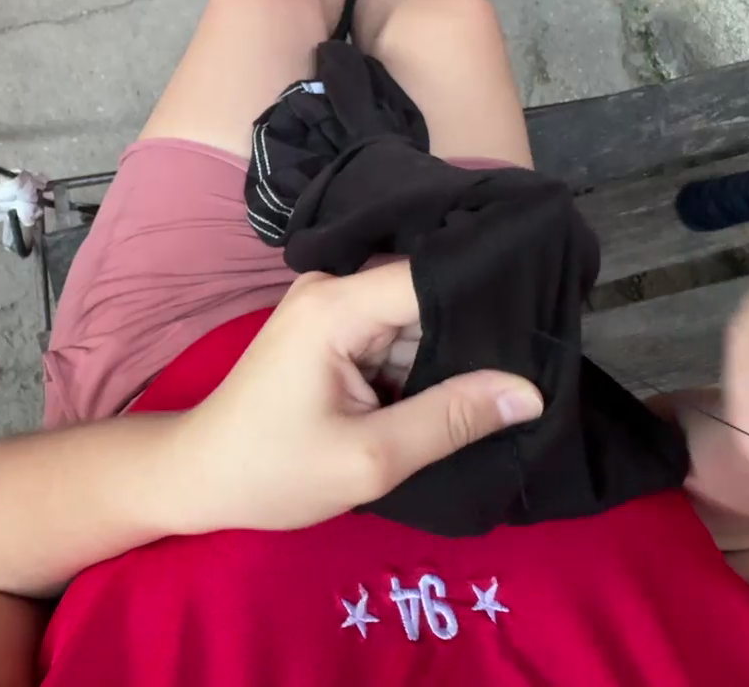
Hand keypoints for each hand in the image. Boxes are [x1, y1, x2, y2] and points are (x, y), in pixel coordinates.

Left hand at [162, 261, 542, 533]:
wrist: (201, 475)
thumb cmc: (274, 470)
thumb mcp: (371, 458)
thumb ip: (450, 420)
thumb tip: (528, 391)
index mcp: (335, 304)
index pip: (429, 274)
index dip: (487, 289)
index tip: (547, 306)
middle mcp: (331, 288)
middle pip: (422, 295)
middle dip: (472, 330)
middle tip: (536, 361)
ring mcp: (328, 306)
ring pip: (411, 318)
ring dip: (446, 351)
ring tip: (506, 381)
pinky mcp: (328, 329)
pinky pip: (390, 334)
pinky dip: (417, 362)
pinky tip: (454, 389)